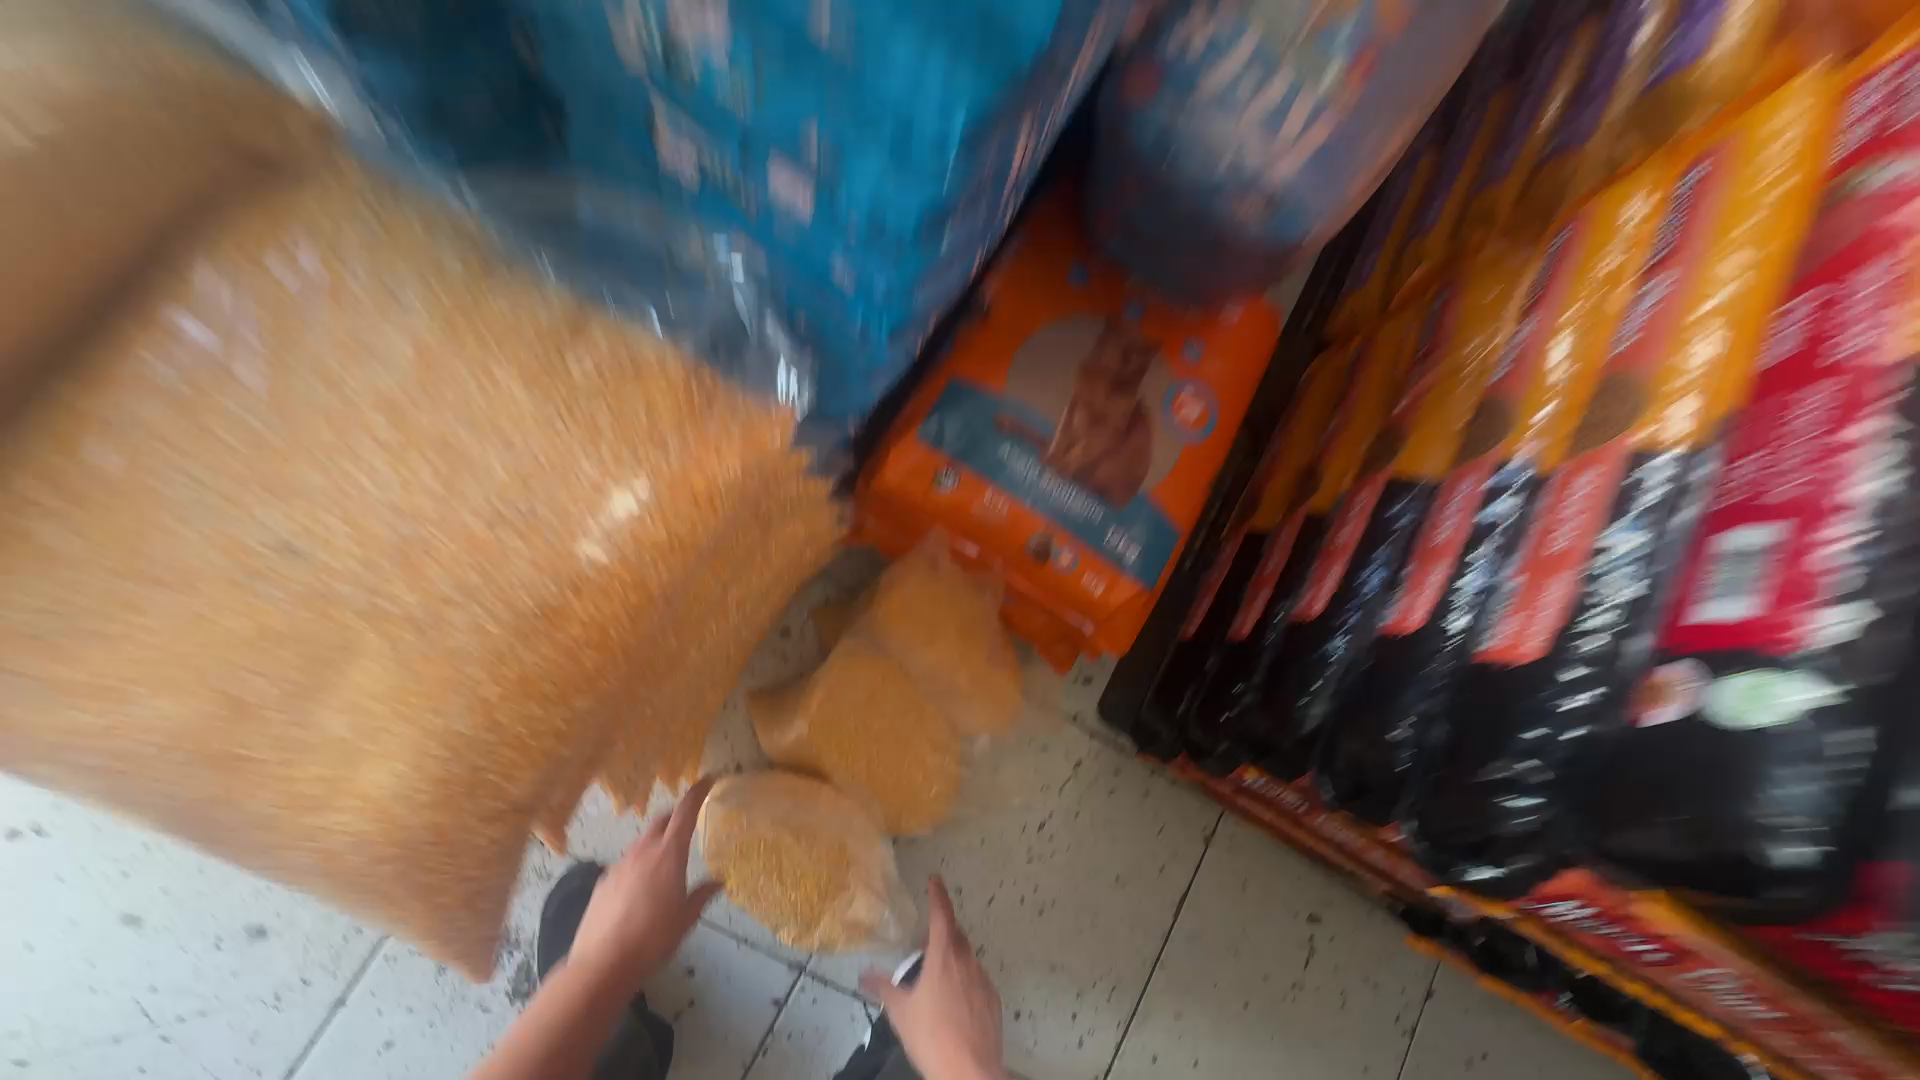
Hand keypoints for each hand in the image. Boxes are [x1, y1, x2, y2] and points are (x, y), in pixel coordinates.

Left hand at [569, 777, 722, 992]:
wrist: (601, 964)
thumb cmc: (653, 939)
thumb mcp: (686, 919)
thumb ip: (701, 895)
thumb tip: (717, 882)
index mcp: (669, 855)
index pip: (685, 813)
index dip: (698, 793)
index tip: (708, 780)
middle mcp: (643, 852)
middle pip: (661, 821)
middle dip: (675, 817)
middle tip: (687, 824)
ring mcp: (619, 866)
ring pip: (641, 842)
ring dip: (656, 842)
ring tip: (665, 862)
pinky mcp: (603, 883)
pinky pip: (625, 864)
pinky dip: (637, 865)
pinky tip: (639, 890)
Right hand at [861, 877, 1007, 1079]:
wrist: (969, 1071)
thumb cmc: (931, 1036)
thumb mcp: (901, 1012)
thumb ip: (883, 988)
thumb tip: (864, 975)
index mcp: (944, 956)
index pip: (942, 915)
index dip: (938, 895)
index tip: (935, 880)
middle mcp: (966, 961)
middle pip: (955, 935)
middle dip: (942, 932)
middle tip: (925, 942)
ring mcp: (983, 980)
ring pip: (967, 958)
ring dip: (953, 958)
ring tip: (936, 978)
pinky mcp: (993, 1000)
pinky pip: (976, 980)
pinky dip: (964, 980)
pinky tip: (953, 1003)